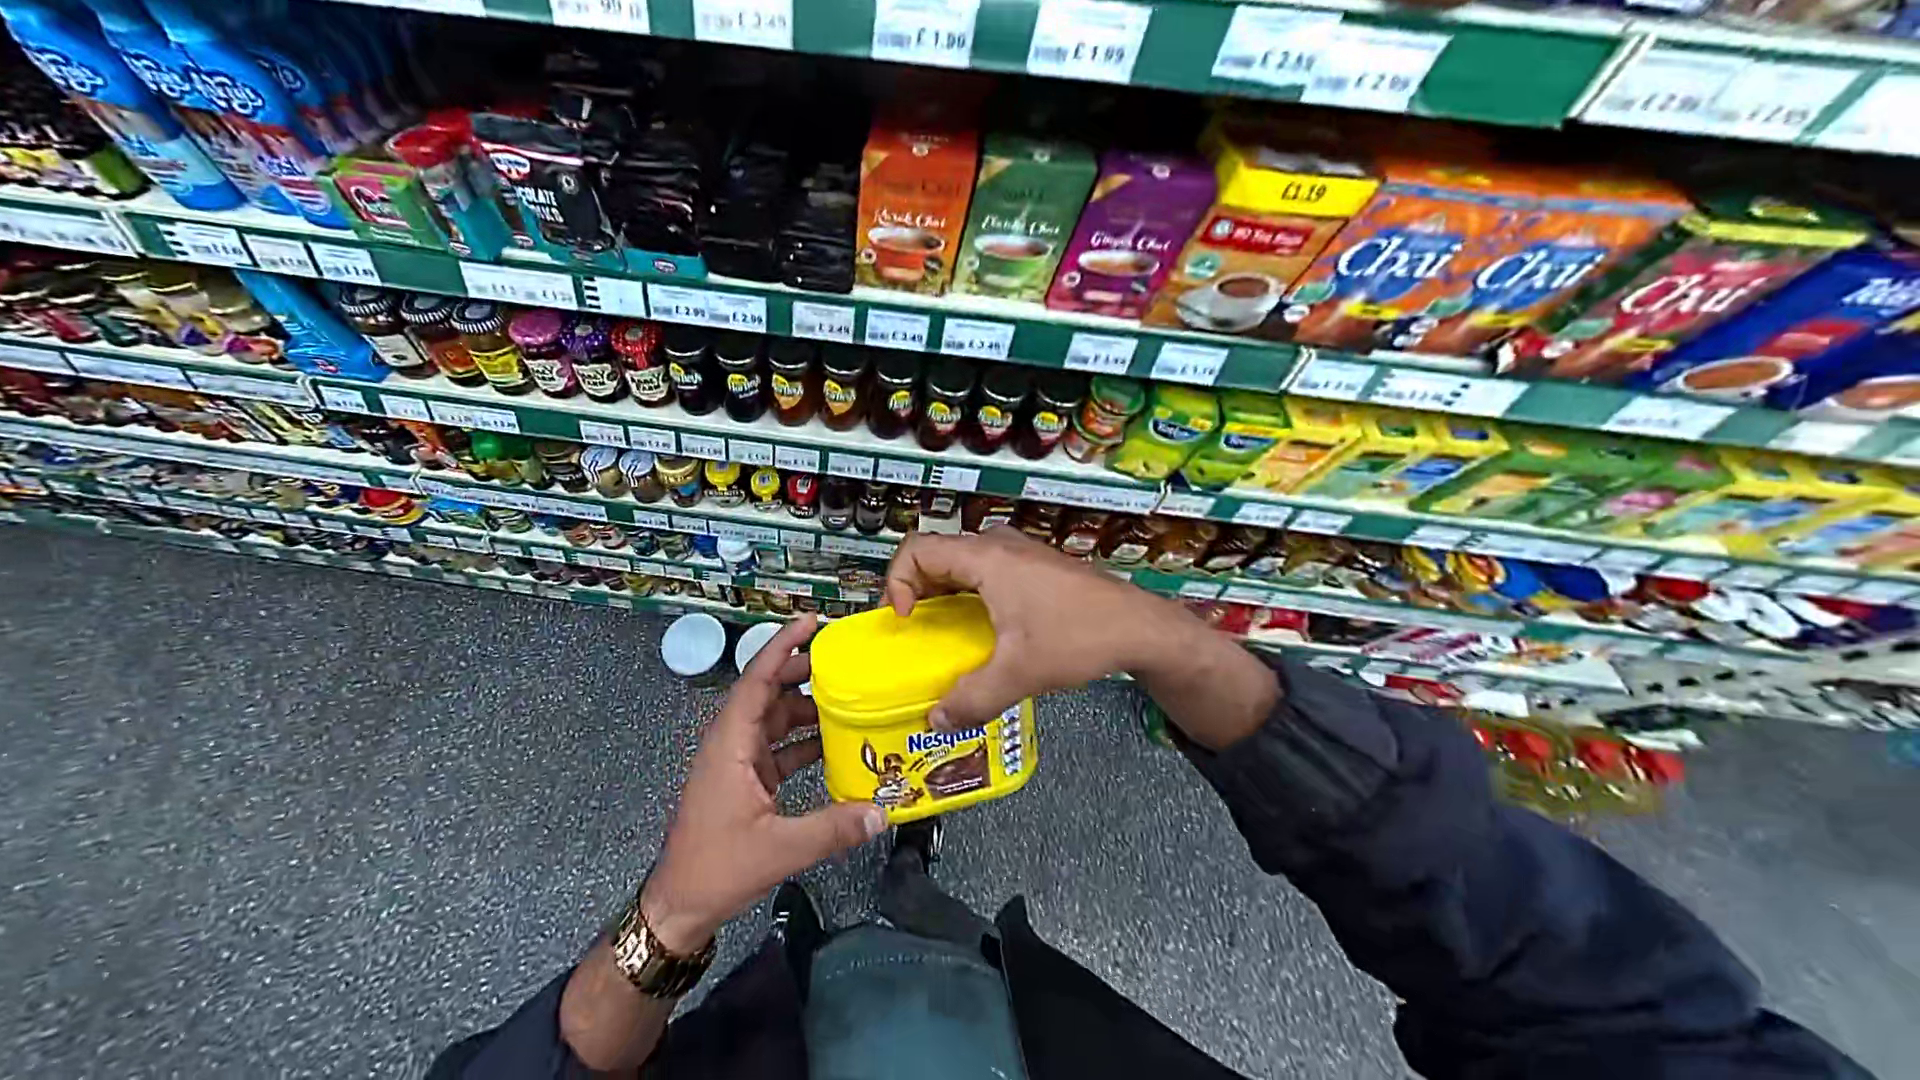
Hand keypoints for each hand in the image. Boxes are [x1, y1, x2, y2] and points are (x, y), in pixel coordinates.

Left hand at [641, 615, 887, 951]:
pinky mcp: (747, 780)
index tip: (811, 622)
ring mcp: (738, 762)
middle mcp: (733, 744)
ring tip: (848, 699)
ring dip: (808, 707)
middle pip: (768, 692)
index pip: (756, 680)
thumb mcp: (777, 849)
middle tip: (844, 662)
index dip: (782, 646)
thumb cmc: (714, 869)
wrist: (678, 906)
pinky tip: (835, 745)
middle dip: (803, 672)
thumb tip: (882, 813)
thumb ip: (832, 829)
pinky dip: (805, 740)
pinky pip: (780, 746)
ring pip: (775, 718)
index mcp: (730, 744)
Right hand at [884, 527, 1182, 729]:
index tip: (904, 619)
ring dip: (944, 591)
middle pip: (937, 554)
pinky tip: (984, 626)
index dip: (896, 580)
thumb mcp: (1020, 673)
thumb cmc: (1079, 637)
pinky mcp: (1038, 565)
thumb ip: (972, 699)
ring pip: (963, 561)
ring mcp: (1022, 551)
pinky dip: (971, 591)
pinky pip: (987, 569)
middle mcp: (1000, 544)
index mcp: (986, 557)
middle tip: (915, 628)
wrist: (1142, 627)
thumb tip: (937, 720)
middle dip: (917, 589)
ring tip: (944, 630)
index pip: (917, 548)